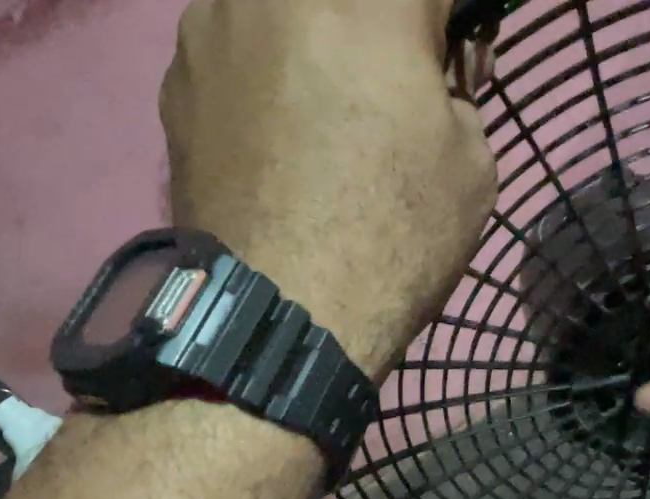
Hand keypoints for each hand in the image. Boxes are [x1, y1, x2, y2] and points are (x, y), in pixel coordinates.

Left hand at [161, 0, 497, 375]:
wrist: (282, 316)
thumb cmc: (393, 241)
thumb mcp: (474, 169)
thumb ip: (455, 93)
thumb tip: (427, 83)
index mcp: (368, 4)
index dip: (448, 26)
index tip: (451, 69)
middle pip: (347, 4)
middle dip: (376, 34)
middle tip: (389, 91)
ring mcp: (213, 27)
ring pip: (282, 15)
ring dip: (311, 46)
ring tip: (322, 121)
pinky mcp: (175, 80)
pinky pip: (234, 53)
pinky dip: (261, 79)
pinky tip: (274, 144)